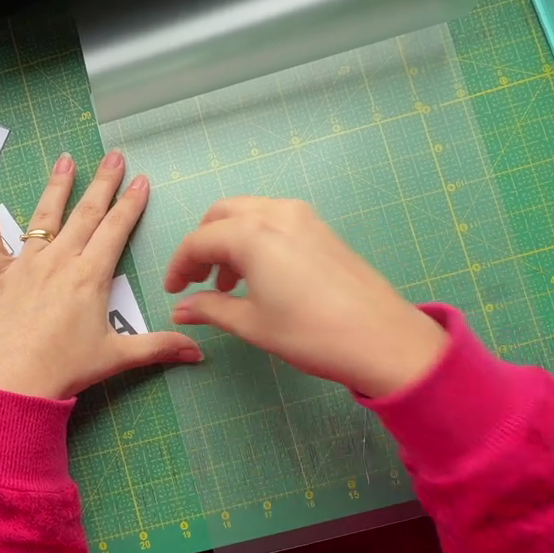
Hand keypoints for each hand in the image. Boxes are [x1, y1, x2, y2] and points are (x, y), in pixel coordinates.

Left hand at [0, 151, 202, 399]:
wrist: (16, 385)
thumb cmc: (66, 369)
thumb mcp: (117, 357)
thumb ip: (158, 348)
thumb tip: (198, 352)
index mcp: (91, 276)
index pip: (116, 230)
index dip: (131, 203)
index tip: (140, 179)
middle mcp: (60, 261)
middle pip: (85, 214)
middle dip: (102, 183)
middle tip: (113, 155)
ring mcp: (27, 265)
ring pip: (44, 217)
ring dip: (57, 187)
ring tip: (65, 160)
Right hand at [162, 197, 448, 398]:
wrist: (380, 338)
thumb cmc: (309, 333)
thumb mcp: (251, 324)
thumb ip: (210, 309)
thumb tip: (181, 309)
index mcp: (251, 234)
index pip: (199, 241)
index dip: (179, 266)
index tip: (173, 291)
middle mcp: (275, 214)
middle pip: (221, 216)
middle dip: (202, 245)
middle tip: (196, 280)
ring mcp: (303, 218)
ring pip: (249, 214)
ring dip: (228, 241)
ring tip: (228, 284)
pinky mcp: (321, 229)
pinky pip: (274, 221)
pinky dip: (254, 240)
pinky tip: (258, 276)